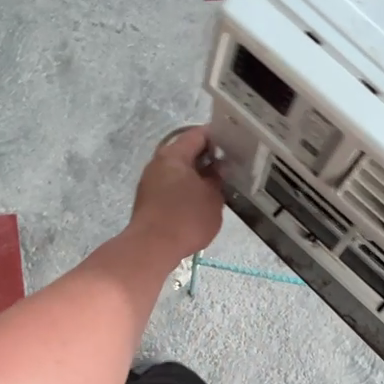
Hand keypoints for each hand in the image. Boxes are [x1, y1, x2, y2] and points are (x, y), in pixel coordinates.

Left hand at [128, 125, 224, 261]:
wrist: (151, 248)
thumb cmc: (186, 219)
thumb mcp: (213, 198)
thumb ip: (218, 179)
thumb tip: (218, 169)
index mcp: (173, 154)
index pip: (198, 135)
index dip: (219, 138)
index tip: (235, 147)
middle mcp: (158, 162)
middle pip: (186, 152)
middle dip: (208, 159)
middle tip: (229, 169)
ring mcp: (150, 181)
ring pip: (178, 171)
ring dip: (197, 176)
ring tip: (217, 187)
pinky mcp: (148, 200)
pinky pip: (171, 186)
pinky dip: (186, 189)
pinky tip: (199, 202)